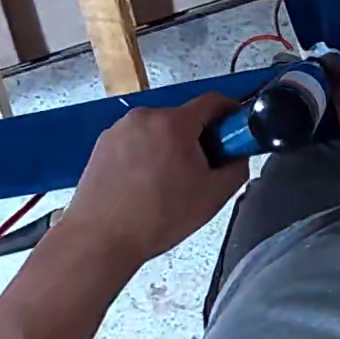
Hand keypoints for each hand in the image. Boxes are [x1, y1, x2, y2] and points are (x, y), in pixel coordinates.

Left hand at [56, 93, 246, 267]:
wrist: (100, 237)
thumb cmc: (156, 218)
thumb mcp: (212, 197)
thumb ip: (236, 169)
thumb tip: (239, 156)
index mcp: (174, 123)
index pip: (212, 101)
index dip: (231, 112)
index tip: (236, 129)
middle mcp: (145, 116)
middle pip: (183, 118)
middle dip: (198, 139)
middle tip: (202, 171)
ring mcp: (120, 128)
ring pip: (158, 130)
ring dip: (169, 148)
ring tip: (168, 185)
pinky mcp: (103, 142)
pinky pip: (135, 140)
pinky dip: (145, 155)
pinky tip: (143, 186)